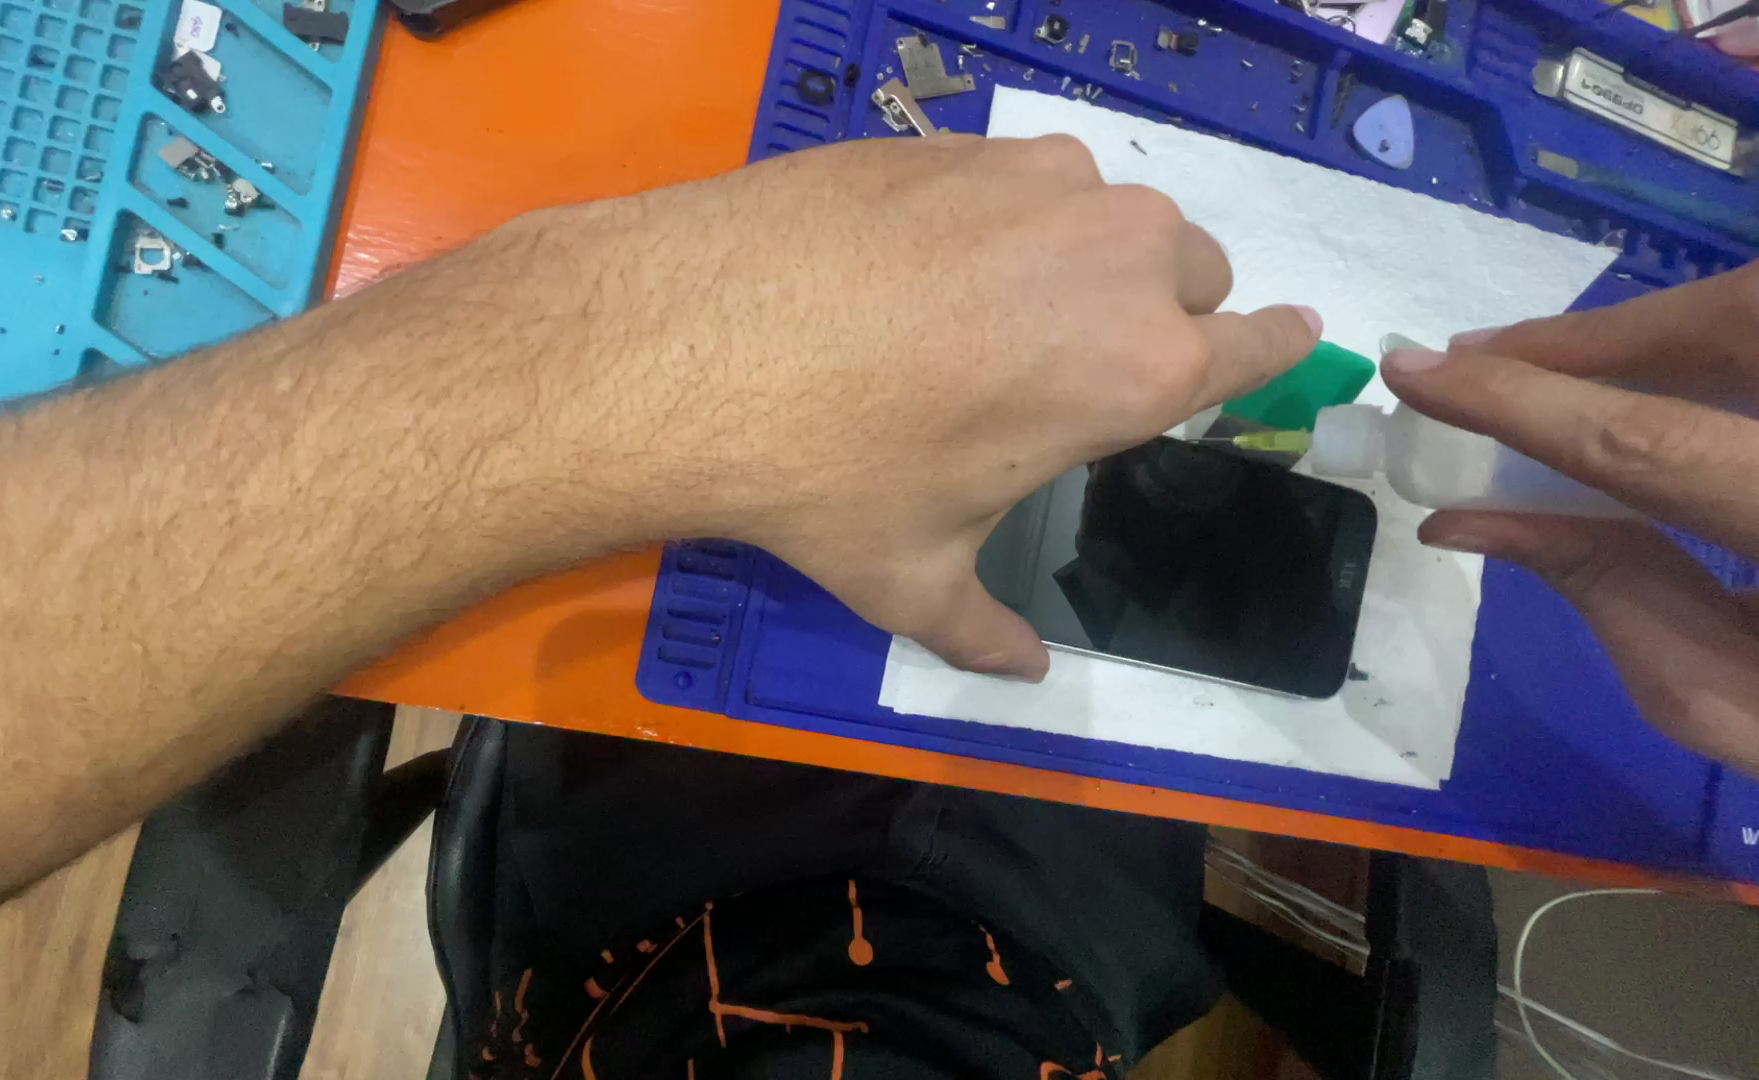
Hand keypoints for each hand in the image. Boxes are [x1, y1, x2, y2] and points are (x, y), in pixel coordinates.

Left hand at [539, 135, 1319, 679]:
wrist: (695, 348)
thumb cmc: (826, 478)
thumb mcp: (909, 579)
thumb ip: (983, 633)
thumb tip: (1025, 675)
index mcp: (1133, 372)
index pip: (1257, 349)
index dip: (1269, 352)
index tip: (1277, 343)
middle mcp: (1111, 259)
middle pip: (1186, 277)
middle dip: (1155, 315)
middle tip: (1066, 364)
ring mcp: (1034, 184)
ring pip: (1108, 220)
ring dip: (1079, 262)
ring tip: (985, 314)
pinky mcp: (957, 141)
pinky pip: (1021, 182)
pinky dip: (1002, 219)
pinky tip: (921, 264)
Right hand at [1383, 262, 1758, 775]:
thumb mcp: (1717, 694)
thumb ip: (1596, 588)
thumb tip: (1459, 518)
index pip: (1652, 451)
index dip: (1518, 403)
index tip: (1412, 371)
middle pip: (1751, 331)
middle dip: (1594, 336)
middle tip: (1479, 356)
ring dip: (1657, 324)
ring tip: (1555, 359)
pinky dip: (1720, 335)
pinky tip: (1657, 360)